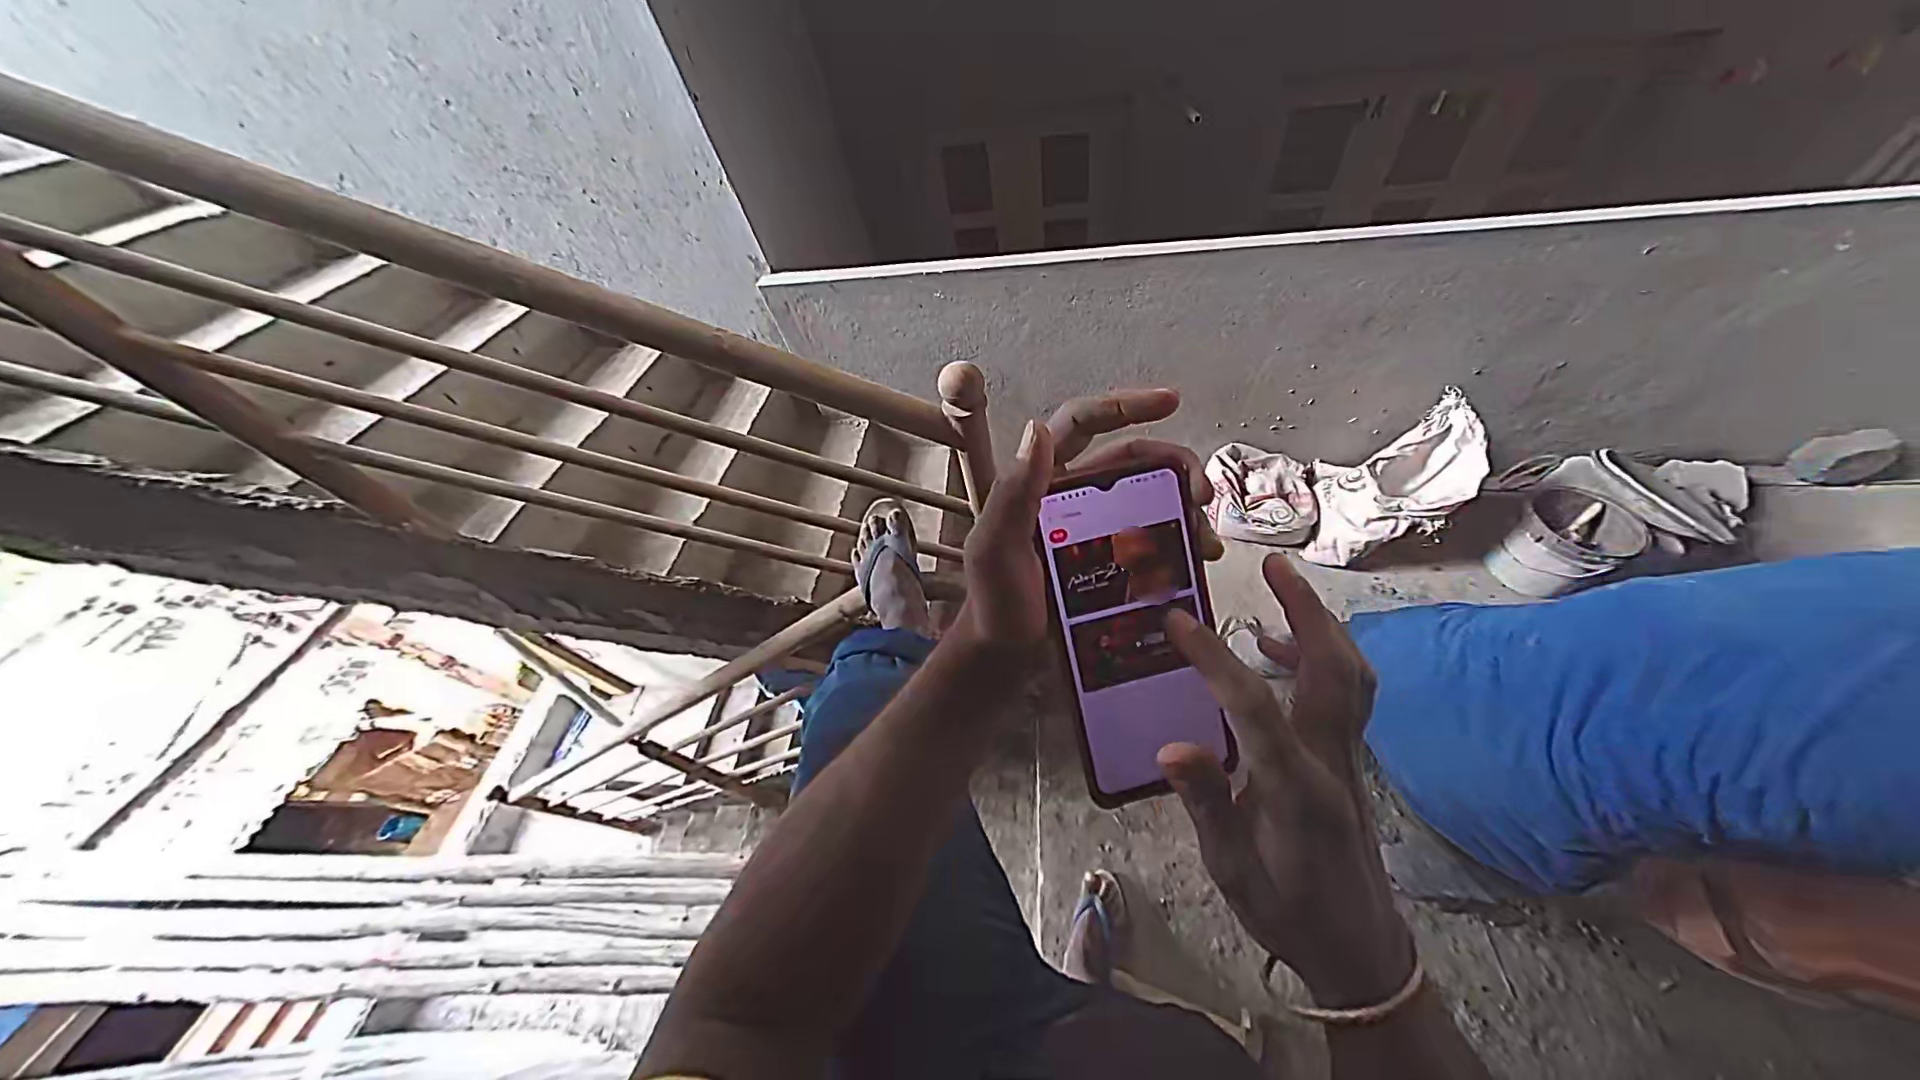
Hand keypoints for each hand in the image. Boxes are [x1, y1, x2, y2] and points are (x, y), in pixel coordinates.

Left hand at [952, 389, 1218, 649]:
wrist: (1008, 657)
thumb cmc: (996, 605)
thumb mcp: (996, 549)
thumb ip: (1011, 495)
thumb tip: (1036, 430)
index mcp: (1039, 483)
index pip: (1080, 425)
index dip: (1122, 405)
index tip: (1169, 401)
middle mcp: (1071, 497)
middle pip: (1131, 459)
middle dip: (1173, 464)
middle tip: (1202, 494)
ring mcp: (1094, 529)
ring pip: (1149, 498)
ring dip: (1184, 506)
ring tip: (1205, 538)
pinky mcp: (1111, 560)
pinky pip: (1153, 538)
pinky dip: (1179, 540)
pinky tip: (1197, 558)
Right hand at [1159, 553, 1411, 1007]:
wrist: (1361, 949)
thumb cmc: (1287, 910)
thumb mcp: (1232, 869)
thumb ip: (1207, 804)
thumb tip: (1172, 746)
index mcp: (1295, 788)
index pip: (1253, 707)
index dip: (1214, 659)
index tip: (1177, 621)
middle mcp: (1331, 759)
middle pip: (1334, 669)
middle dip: (1306, 609)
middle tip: (1274, 563)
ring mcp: (1349, 755)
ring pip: (1351, 674)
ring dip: (1320, 622)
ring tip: (1283, 586)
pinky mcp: (1350, 757)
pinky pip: (1346, 691)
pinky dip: (1319, 655)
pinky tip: (1277, 651)